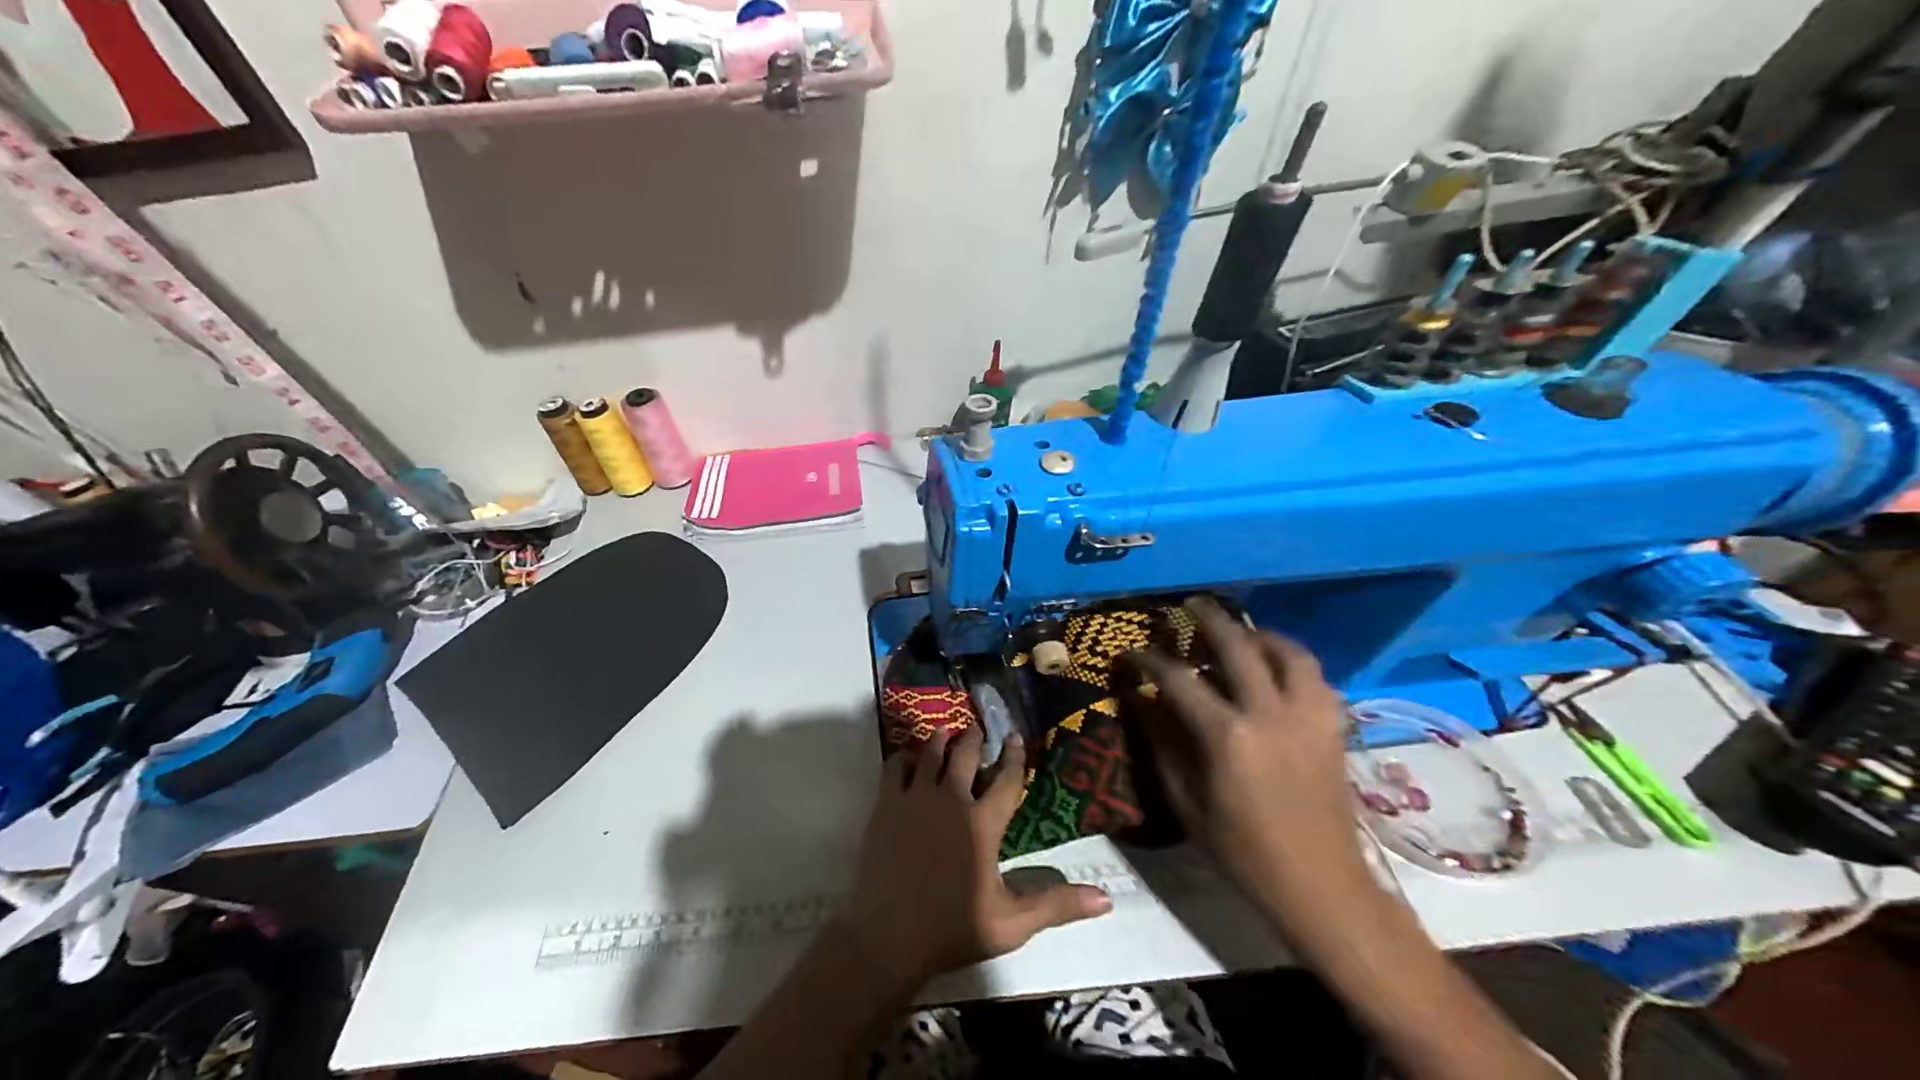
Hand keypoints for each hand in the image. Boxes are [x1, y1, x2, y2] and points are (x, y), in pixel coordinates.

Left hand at [834, 726, 1112, 988]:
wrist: (888, 937)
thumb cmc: (952, 929)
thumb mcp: (1012, 923)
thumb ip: (1056, 905)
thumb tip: (1106, 900)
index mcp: (983, 823)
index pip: (1006, 778)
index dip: (1014, 755)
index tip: (1015, 736)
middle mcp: (950, 800)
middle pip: (964, 755)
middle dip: (974, 738)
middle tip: (979, 727)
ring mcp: (915, 799)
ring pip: (930, 755)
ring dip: (941, 740)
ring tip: (946, 731)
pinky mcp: (886, 806)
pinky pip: (894, 768)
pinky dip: (903, 758)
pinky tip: (908, 759)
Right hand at [1129, 598, 1370, 916]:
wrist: (1319, 883)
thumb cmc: (1242, 850)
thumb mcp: (1186, 803)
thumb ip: (1163, 744)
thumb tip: (1142, 700)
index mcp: (1228, 737)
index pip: (1179, 679)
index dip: (1150, 660)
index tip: (1132, 652)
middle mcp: (1271, 713)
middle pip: (1239, 646)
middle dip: (1210, 619)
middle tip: (1191, 605)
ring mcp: (1309, 716)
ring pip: (1288, 652)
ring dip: (1260, 634)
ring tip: (1242, 632)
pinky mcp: (1333, 726)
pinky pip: (1315, 676)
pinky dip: (1292, 661)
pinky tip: (1276, 669)